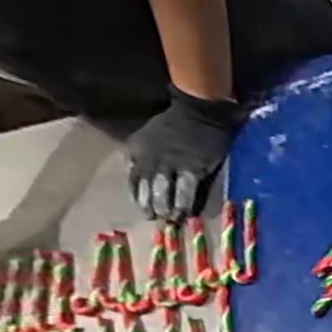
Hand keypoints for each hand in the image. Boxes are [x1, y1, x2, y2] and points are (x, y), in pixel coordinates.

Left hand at [126, 86, 240, 220]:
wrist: (198, 112)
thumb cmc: (175, 126)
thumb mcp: (148, 137)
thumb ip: (142, 157)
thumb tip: (139, 178)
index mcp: (137, 150)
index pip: (133, 179)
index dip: (139, 198)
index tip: (145, 211)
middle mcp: (149, 158)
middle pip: (147, 189)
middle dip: (151, 206)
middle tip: (158, 218)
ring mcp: (171, 164)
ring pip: (163, 193)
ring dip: (166, 208)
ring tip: (171, 218)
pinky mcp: (192, 169)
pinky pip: (185, 192)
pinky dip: (184, 205)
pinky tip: (186, 214)